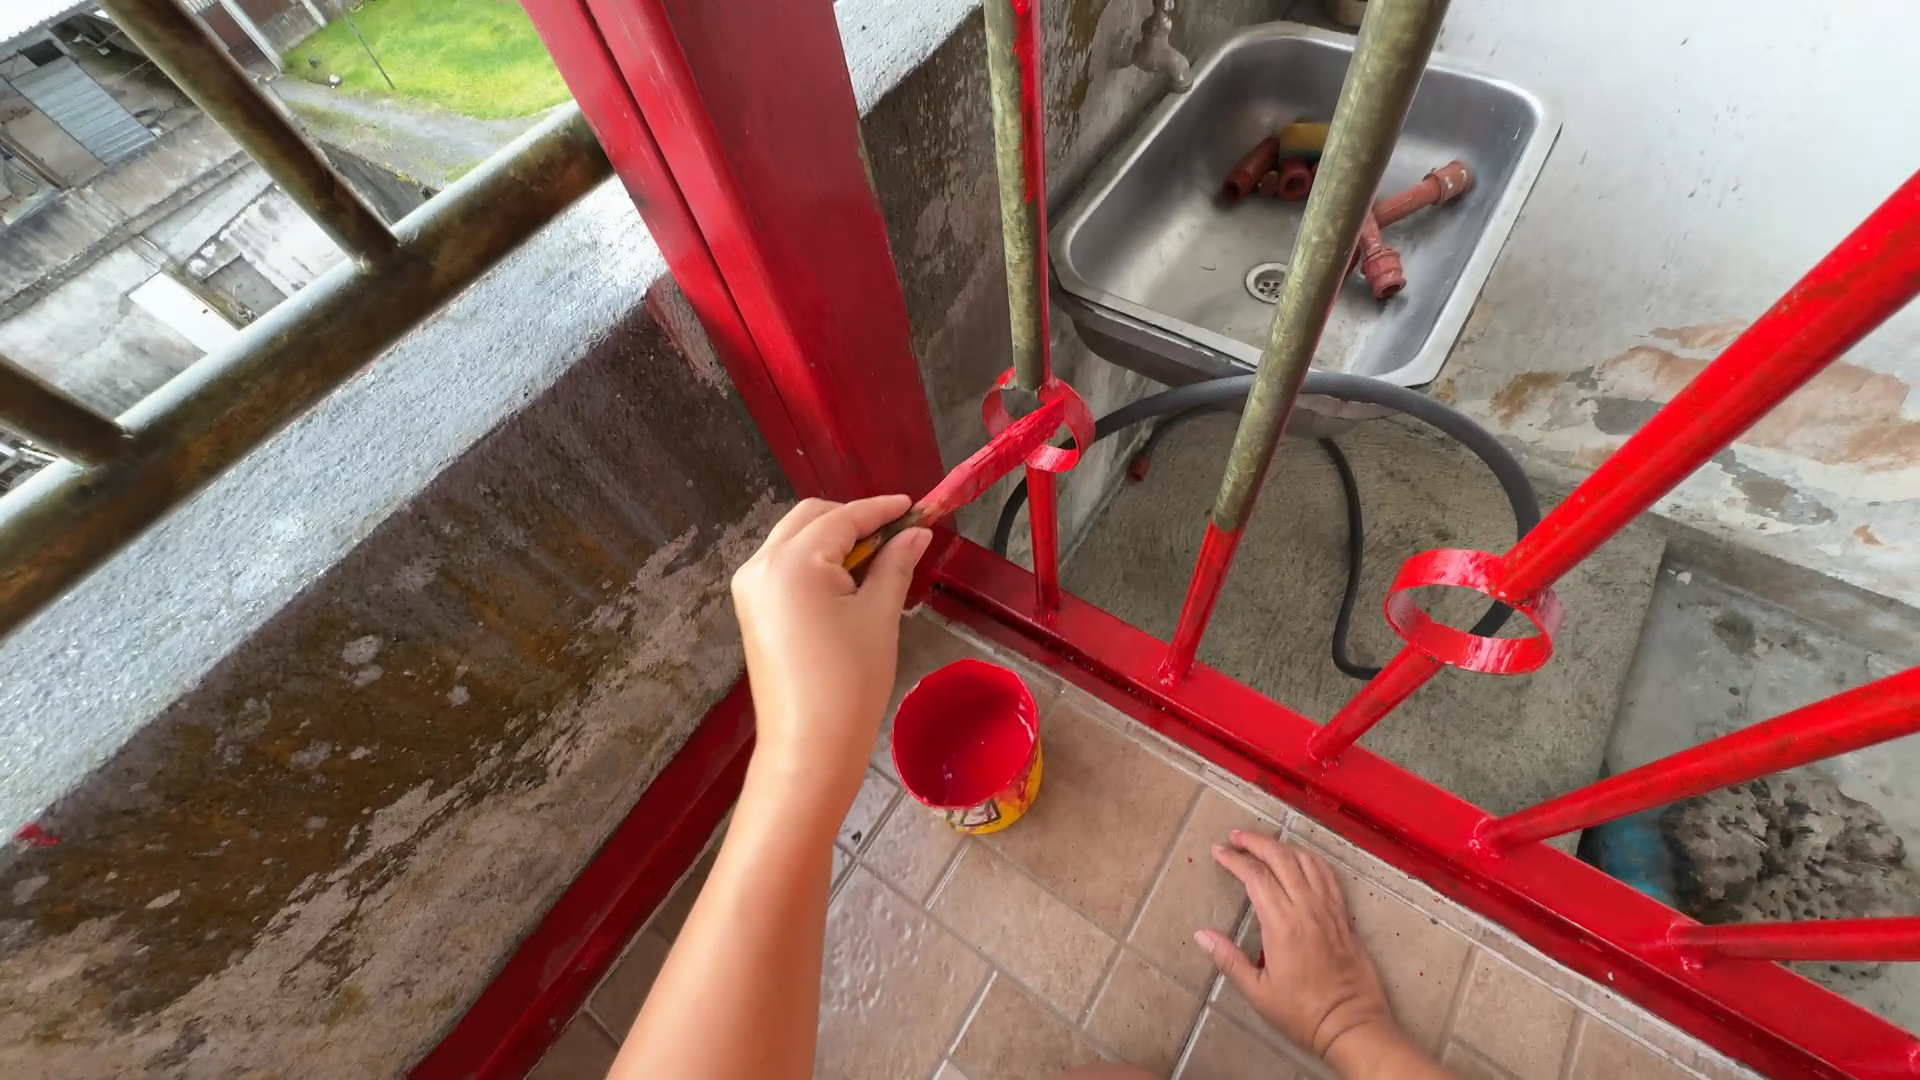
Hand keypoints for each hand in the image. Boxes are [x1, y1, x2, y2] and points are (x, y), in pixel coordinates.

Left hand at [731, 496, 931, 796]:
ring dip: (833, 538)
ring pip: (794, 538)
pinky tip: (845, 580)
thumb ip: (895, 563)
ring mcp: (750, 587)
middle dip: (854, 520)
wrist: (810, 746)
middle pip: (811, 518)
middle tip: (896, 535)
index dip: (881, 510)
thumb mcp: (879, 615)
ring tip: (874, 560)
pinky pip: (784, 564)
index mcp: (792, 562)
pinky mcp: (752, 608)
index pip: (842, 518)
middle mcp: (761, 565)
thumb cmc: (851, 680)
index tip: (914, 507)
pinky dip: (815, 560)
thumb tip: (916, 533)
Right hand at [1195, 833, 1397, 1061]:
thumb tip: (1201, 935)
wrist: (1355, 1029)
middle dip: (1255, 841)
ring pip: (1305, 860)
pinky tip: (1298, 859)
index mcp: (1283, 924)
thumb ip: (1228, 959)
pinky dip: (1309, 858)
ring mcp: (1329, 909)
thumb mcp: (1258, 992)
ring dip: (1281, 845)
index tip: (1218, 852)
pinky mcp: (1344, 915)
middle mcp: (1307, 908)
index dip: (1234, 859)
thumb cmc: (1304, 1014)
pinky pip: (1327, 874)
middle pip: (1280, 857)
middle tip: (1236, 837)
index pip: (1255, 875)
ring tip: (1263, 844)